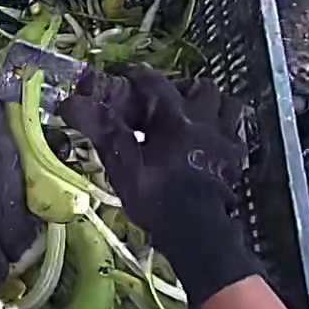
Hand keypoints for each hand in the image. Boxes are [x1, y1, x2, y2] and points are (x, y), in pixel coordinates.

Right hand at [59, 66, 262, 308]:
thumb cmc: (158, 200)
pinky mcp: (236, 158)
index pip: (153, 82)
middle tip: (161, 101)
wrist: (199, 235)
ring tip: (189, 114)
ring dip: (207, 103)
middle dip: (178, 88)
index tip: (120, 74)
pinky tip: (208, 139)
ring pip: (225, 104)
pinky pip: (235, 130)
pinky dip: (223, 126)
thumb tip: (71, 103)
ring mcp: (225, 139)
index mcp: (175, 119)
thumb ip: (102, 130)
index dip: (134, 74)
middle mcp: (205, 121)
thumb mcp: (123, 165)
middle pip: (198, 87)